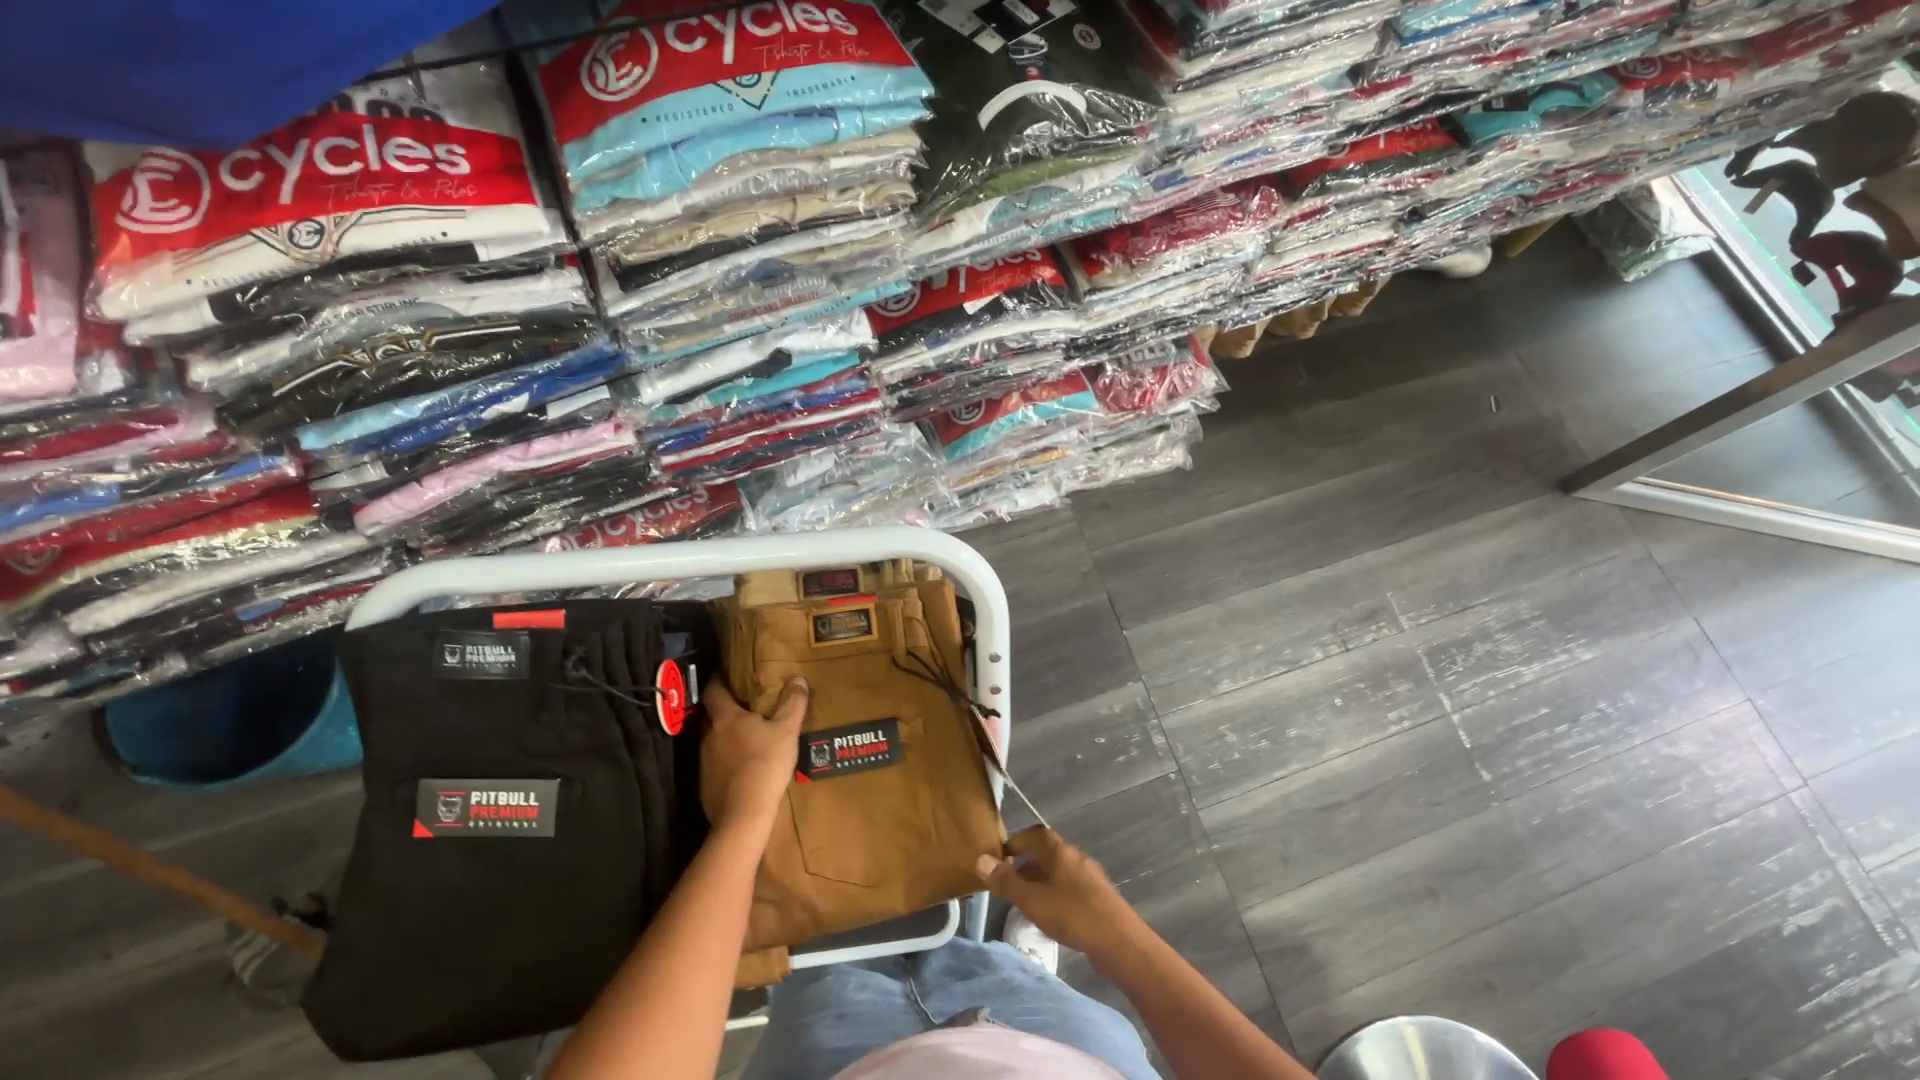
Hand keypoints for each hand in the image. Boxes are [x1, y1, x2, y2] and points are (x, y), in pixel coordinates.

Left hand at [700, 678, 807, 827]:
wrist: (744, 813)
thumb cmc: (765, 763)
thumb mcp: (787, 731)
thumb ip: (793, 704)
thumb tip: (798, 680)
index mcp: (726, 718)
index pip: (714, 691)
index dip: (719, 681)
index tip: (727, 676)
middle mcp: (709, 736)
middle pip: (712, 717)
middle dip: (725, 712)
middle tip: (745, 709)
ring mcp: (704, 761)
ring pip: (714, 742)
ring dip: (727, 739)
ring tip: (747, 742)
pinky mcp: (705, 785)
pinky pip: (715, 766)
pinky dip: (726, 764)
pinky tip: (742, 771)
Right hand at [975, 826, 1138, 955]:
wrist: (1119, 942)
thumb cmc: (1072, 914)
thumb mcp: (1032, 899)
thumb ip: (1005, 881)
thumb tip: (981, 860)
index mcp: (1062, 852)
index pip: (1037, 834)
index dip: (1018, 841)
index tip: (1002, 855)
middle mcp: (1078, 859)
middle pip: (1048, 855)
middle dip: (1026, 866)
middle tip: (1008, 884)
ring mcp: (1091, 880)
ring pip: (1059, 875)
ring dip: (1041, 884)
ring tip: (1025, 904)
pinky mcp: (1100, 900)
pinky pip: (1071, 891)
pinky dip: (1055, 897)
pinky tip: (1050, 919)